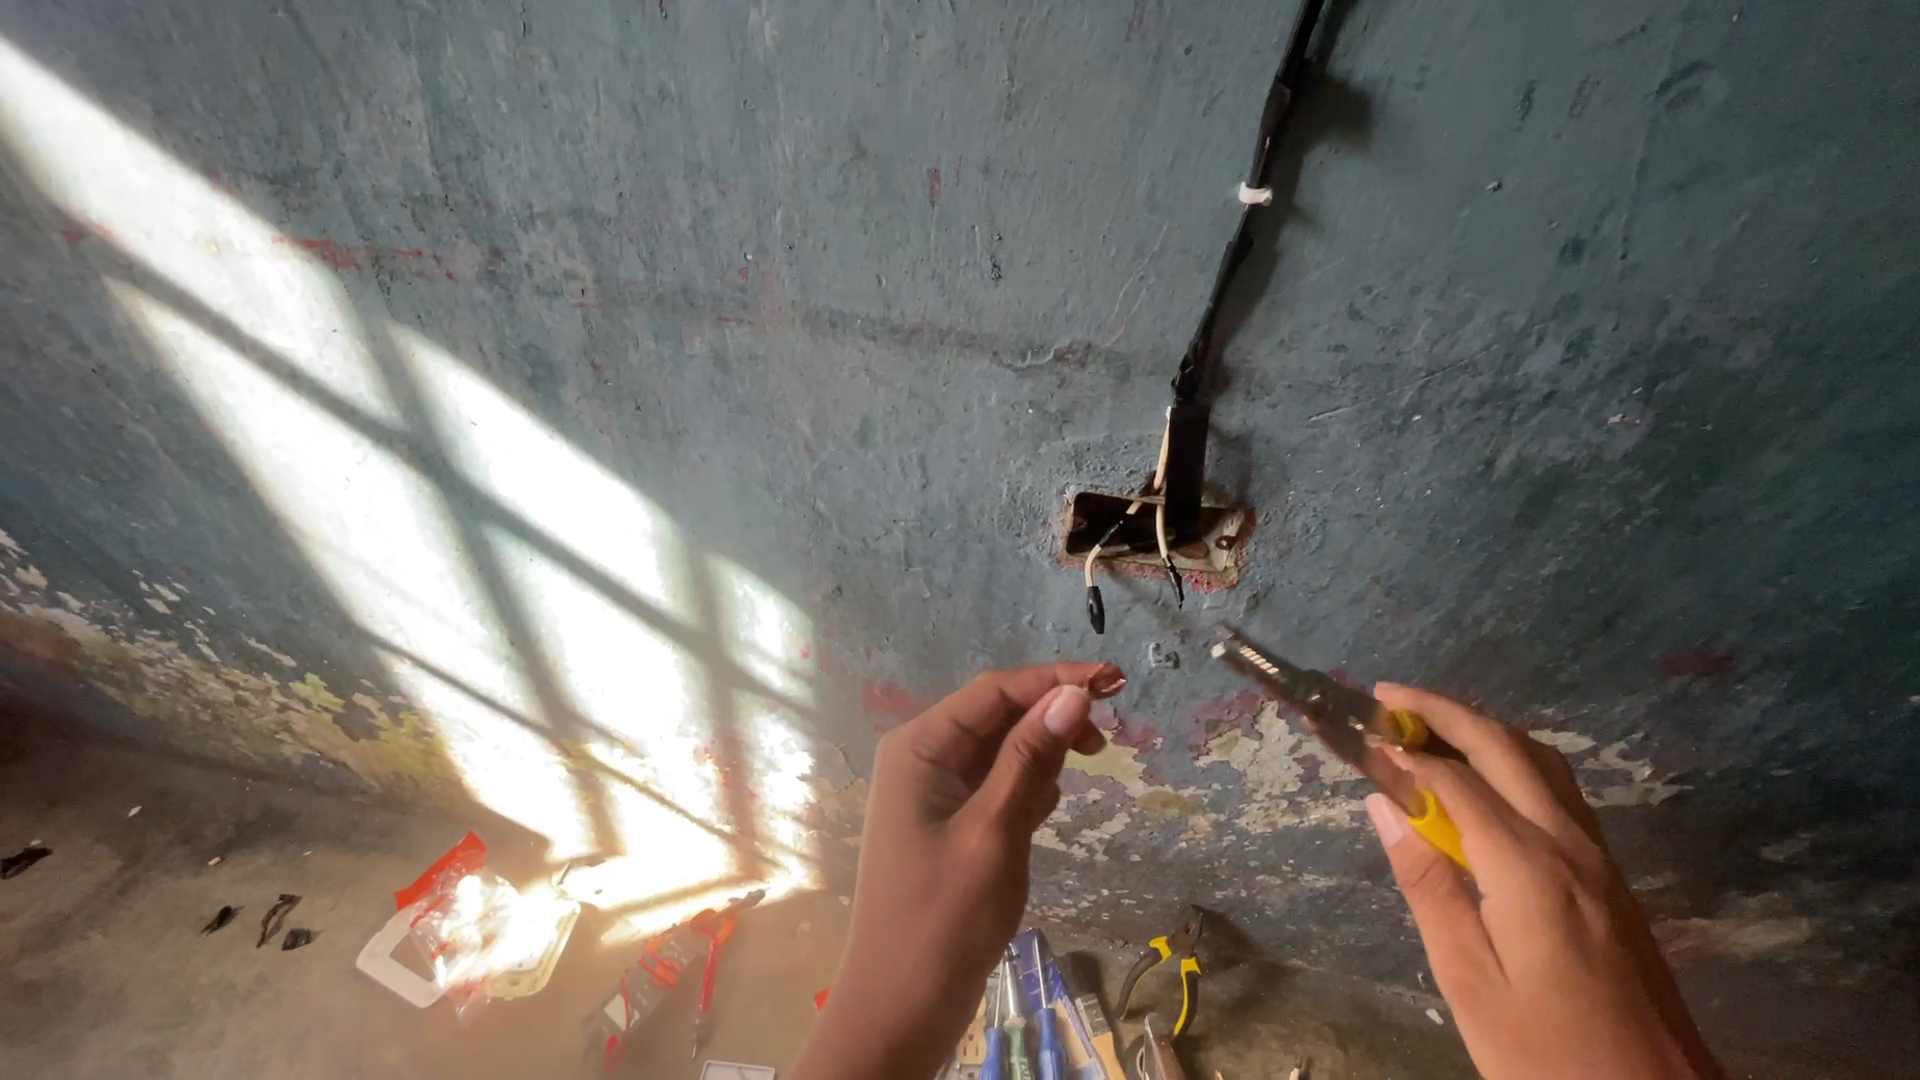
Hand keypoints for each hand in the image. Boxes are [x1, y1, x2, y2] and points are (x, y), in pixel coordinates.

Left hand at [790, 661, 1122, 1079]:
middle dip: (1050, 720)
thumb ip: (1030, 757)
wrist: (901, 1008)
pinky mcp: (950, 819)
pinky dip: (1025, 790)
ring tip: (1048, 806)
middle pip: (998, 714)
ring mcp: (934, 788)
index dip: (1054, 679)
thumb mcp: (994, 830)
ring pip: (1001, 749)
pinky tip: (1037, 818)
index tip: (1113, 680)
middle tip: (1103, 744)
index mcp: (920, 745)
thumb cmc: (944, 919)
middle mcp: (923, 755)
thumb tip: (1072, 694)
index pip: (995, 690)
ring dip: (1039, 760)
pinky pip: (996, 783)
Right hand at [1366, 683, 1723, 1079]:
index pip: (1457, 781)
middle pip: (1505, 749)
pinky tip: (1480, 778)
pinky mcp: (1610, 878)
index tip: (1360, 733)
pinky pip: (1558, 791)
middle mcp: (1570, 846)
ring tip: (1427, 724)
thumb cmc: (1547, 1051)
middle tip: (1387, 698)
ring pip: (1541, 762)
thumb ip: (1427, 885)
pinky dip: (1511, 760)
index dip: (1405, 751)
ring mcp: (1599, 860)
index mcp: (1529, 869)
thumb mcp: (1469, 980)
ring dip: (1481, 729)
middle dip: (1443, 711)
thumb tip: (1385, 806)